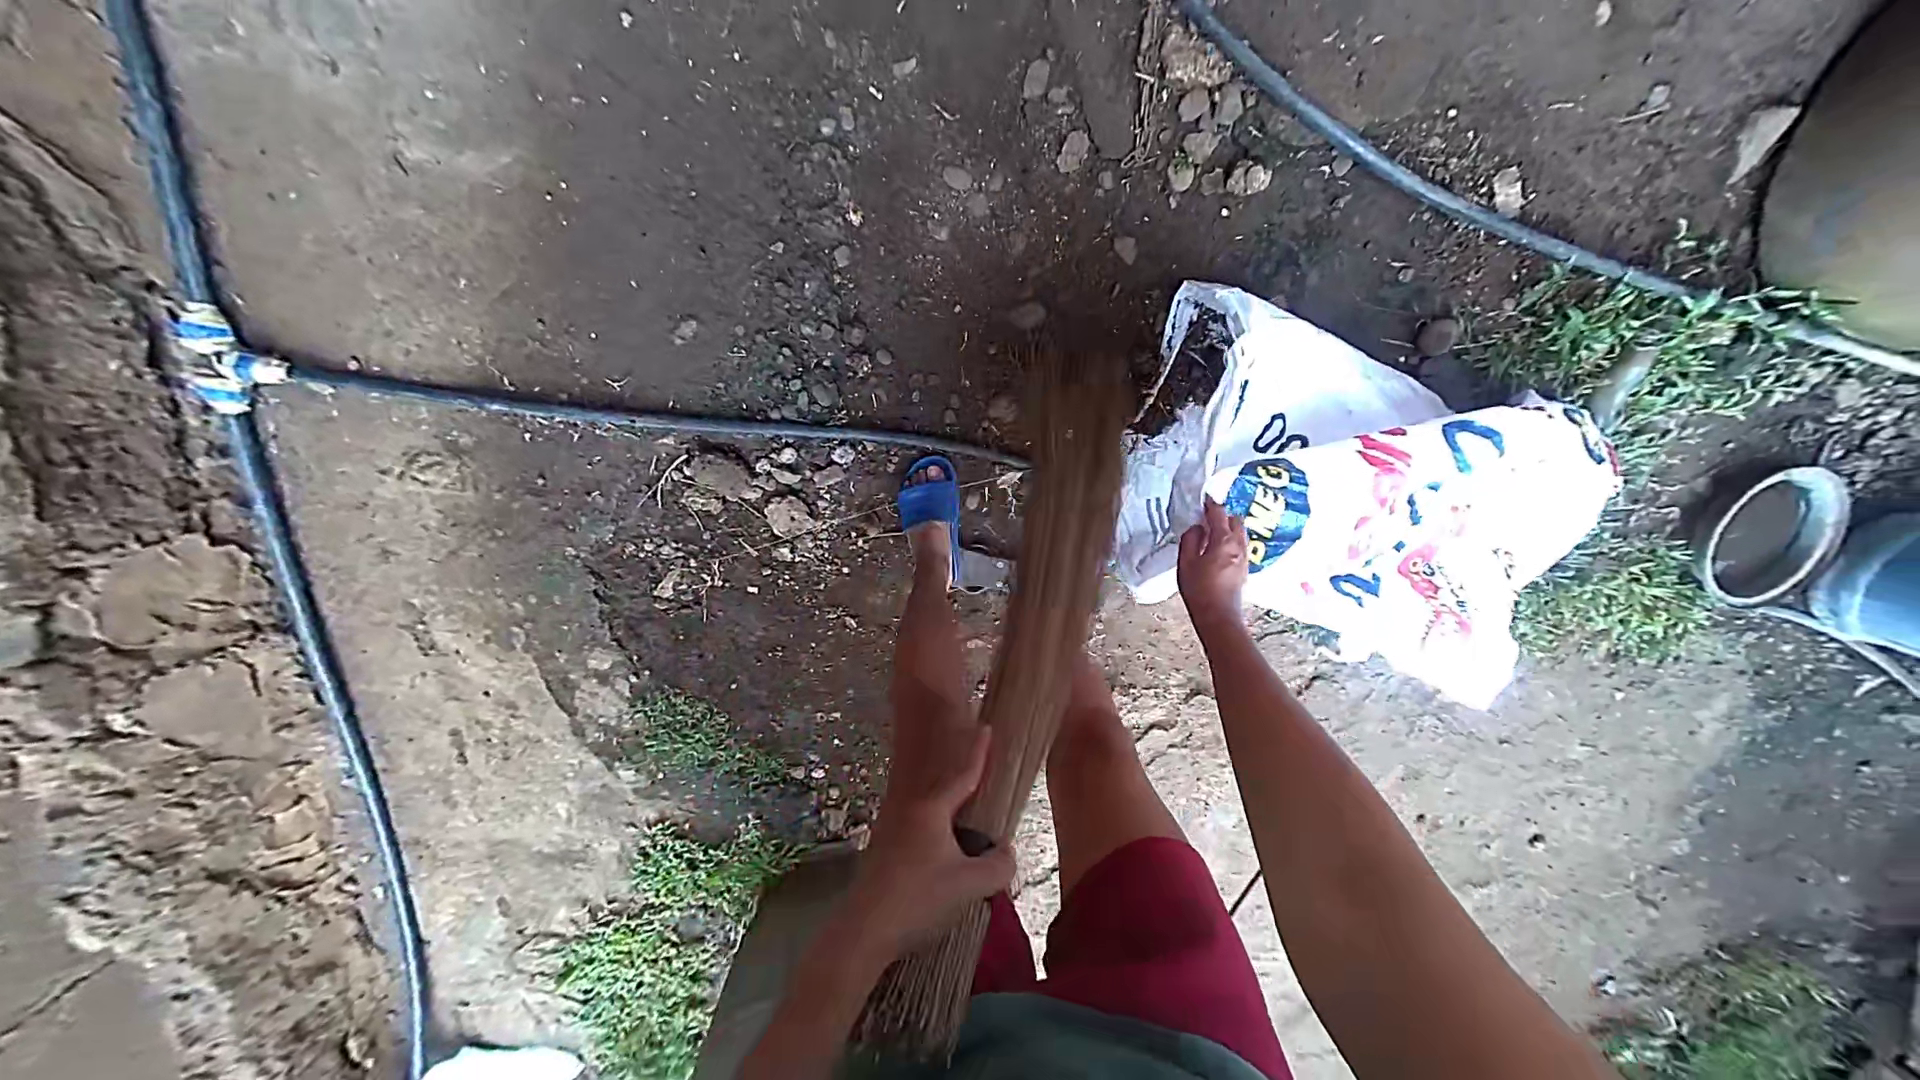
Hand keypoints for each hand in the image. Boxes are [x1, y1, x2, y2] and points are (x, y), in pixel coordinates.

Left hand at [844, 727, 1014, 955]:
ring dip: (951, 810)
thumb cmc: (917, 900)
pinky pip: (921, 827)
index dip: (978, 752)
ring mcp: (892, 830)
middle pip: (945, 789)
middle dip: (965, 780)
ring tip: (972, 818)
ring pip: (931, 811)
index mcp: (930, 809)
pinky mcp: (885, 851)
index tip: (987, 727)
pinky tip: (946, 850)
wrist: (863, 932)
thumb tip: (1005, 853)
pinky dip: (938, 829)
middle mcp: (909, 811)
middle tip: (984, 771)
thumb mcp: (969, 884)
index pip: (962, 775)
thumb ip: (997, 865)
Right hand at [1178, 497, 1249, 635]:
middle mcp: (1239, 546)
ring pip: (1240, 533)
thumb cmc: (1199, 589)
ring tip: (1211, 534)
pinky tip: (1217, 550)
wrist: (1218, 616)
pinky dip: (1231, 541)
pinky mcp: (1244, 568)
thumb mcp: (1186, 562)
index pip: (1219, 514)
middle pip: (1236, 521)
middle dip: (1223, 516)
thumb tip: (1196, 527)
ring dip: (1228, 529)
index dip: (1210, 505)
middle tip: (1206, 519)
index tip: (1203, 500)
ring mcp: (1244, 557)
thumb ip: (1190, 540)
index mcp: (1223, 541)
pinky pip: (1240, 546)